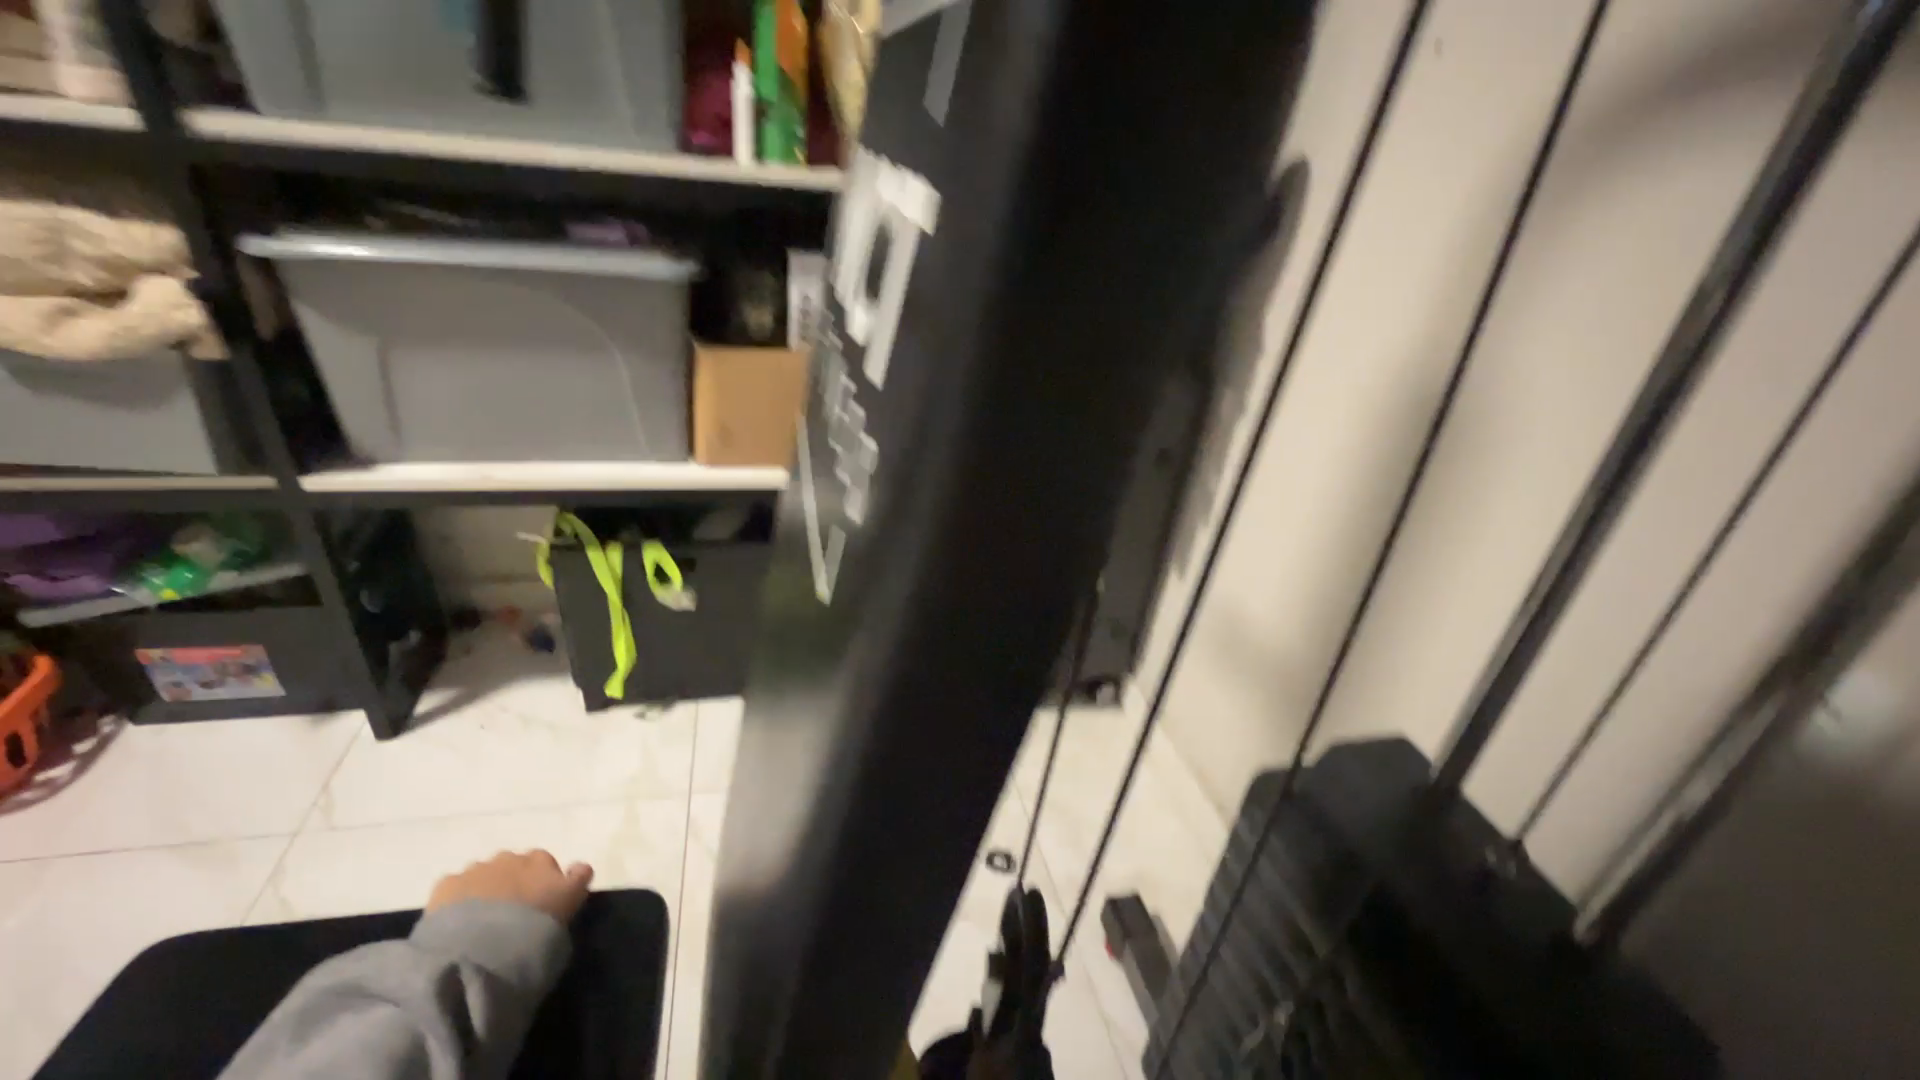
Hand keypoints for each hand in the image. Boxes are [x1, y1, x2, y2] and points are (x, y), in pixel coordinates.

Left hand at [426, 849, 594, 922]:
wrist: (481, 949)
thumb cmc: (535, 929)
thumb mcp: (569, 906)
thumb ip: (576, 882)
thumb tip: (579, 867)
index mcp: (542, 861)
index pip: (547, 864)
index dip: (544, 884)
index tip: (540, 906)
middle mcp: (511, 858)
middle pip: (514, 866)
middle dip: (512, 883)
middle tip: (510, 915)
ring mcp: (477, 869)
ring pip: (484, 874)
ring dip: (485, 889)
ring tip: (480, 922)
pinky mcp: (447, 884)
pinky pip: (455, 887)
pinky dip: (457, 899)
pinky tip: (457, 922)